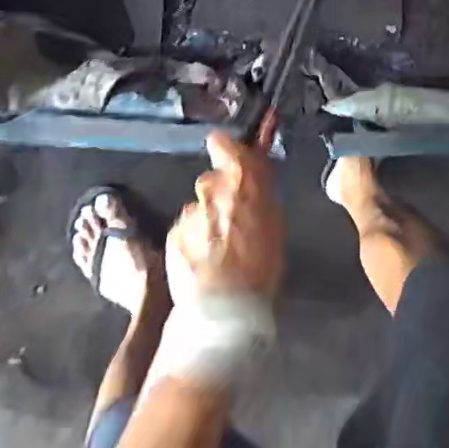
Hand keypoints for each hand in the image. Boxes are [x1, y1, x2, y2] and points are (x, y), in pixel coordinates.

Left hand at [165, 131, 283, 302]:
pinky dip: (194, 238)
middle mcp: (212, 187)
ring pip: (199, 206)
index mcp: (242, 177)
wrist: (225, 306)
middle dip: (220, 191)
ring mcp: (189, 211)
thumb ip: (262, 187)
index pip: (223, 141)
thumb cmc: (262, 261)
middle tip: (233, 214)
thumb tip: (259, 169)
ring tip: (220, 245)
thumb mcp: (275, 217)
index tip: (232, 155)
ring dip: (207, 217)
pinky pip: (186, 228)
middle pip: (212, 178)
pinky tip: (205, 258)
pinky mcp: (173, 235)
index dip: (226, 147)